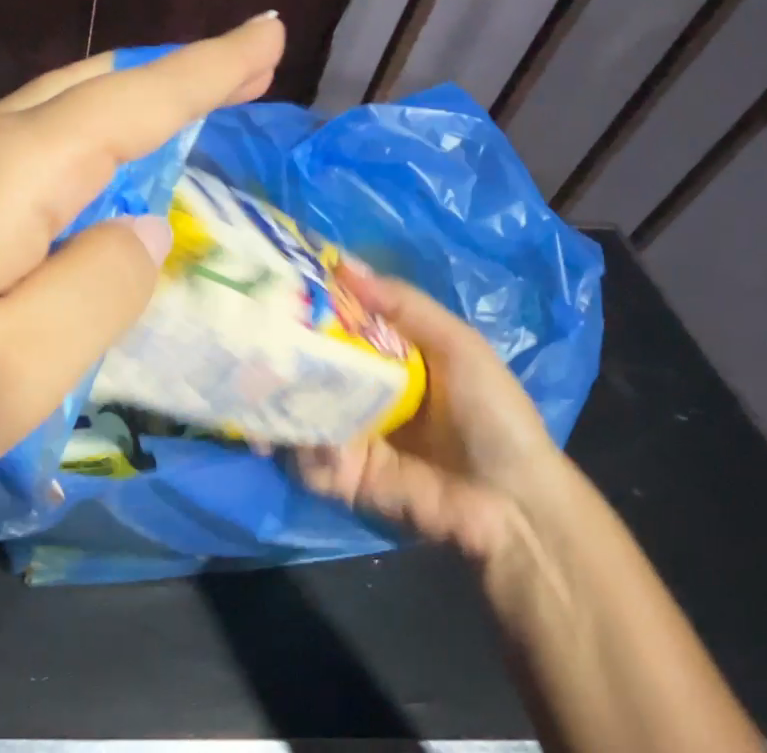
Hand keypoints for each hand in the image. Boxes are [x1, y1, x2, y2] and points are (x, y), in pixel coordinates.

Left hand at [0, 16, 285, 566]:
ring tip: (183, 119)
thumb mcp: (8, 378)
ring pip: (47, 118)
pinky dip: (74, 153)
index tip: (271, 34)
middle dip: (170, 78)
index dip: (208, 68)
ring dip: (121, 110)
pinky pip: (15, 159)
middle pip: (87, 91)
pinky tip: (84, 186)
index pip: (132, 102)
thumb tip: (143, 233)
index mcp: (7, 179)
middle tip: (242, 74)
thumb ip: (95, 294)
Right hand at [291, 264, 564, 562]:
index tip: (277, 285)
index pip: (333, 324)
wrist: (512, 502)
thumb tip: (342, 264)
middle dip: (276, 352)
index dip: (307, 305)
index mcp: (383, 357)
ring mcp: (343, 433)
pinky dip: (305, 451)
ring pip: (293, 409)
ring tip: (270, 392)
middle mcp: (355, 391)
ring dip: (280, 402)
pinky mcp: (337, 474)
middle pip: (303, 365)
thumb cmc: (493, 416)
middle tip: (253, 337)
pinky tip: (325, 446)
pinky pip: (303, 457)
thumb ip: (405, 305)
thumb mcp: (458, 347)